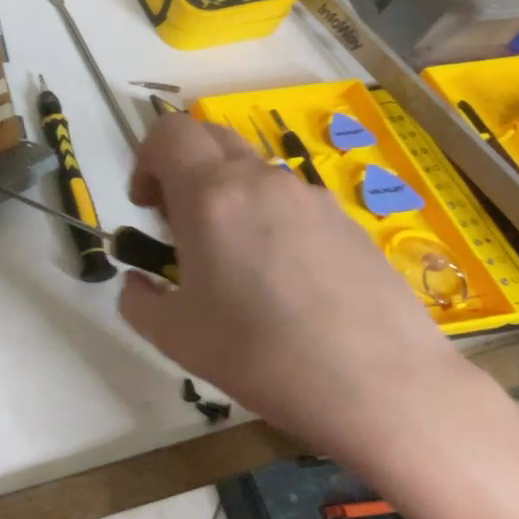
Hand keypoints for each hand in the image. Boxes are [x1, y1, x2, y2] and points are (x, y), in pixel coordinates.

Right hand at [117, 114, 468, 449]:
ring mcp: (310, 198)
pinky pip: (291, 200)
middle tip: (179, 223)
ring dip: (227, 194)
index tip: (147, 208)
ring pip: (253, 170)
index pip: (168, 134)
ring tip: (233, 258)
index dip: (145, 160)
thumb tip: (138, 283)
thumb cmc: (258, 354)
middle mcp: (260, 181)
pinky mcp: (347, 222)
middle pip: (210, 137)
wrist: (380, 385)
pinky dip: (268, 218)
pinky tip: (282, 279)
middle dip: (182, 167)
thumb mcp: (171, 334)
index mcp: (209, 196)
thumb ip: (138, 298)